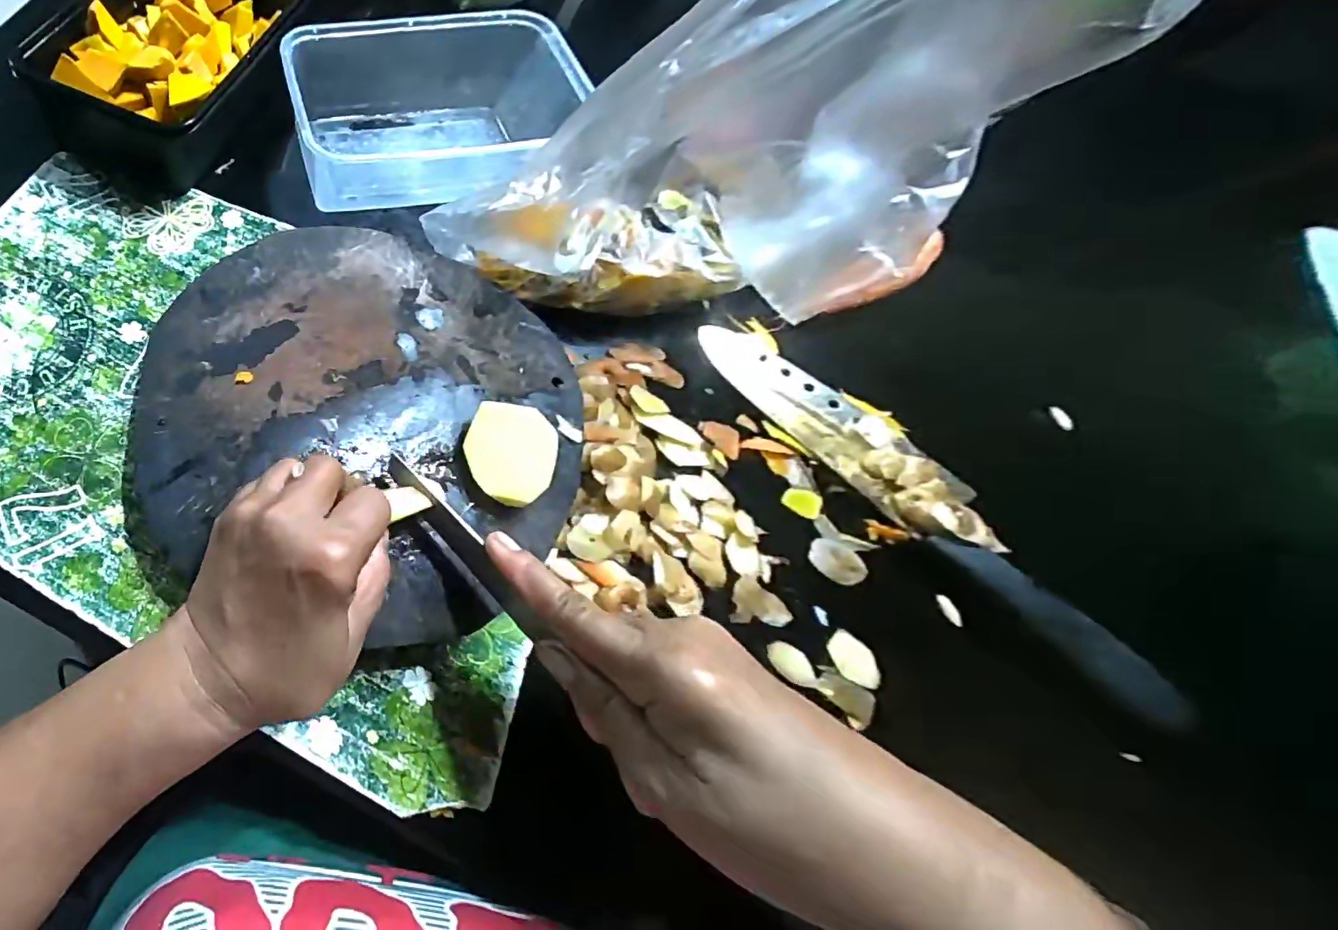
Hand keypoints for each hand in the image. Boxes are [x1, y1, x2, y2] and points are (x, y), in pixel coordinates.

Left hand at [171, 455, 391, 733]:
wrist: (210, 678)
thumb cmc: (290, 671)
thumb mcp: (354, 638)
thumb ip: (375, 576)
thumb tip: (376, 535)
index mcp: (330, 554)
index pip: (373, 499)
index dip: (375, 520)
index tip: (364, 543)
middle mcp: (291, 520)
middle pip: (332, 469)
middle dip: (341, 493)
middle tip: (334, 527)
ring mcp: (254, 512)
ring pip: (297, 466)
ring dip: (308, 489)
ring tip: (302, 524)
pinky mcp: (229, 513)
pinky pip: (267, 481)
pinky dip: (279, 495)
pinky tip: (275, 529)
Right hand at [486, 531, 1130, 929]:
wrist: (906, 859)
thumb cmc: (773, 828)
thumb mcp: (668, 786)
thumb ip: (604, 712)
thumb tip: (559, 653)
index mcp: (664, 661)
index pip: (574, 613)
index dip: (527, 580)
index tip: (490, 538)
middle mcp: (686, 636)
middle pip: (602, 645)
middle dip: (592, 694)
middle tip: (632, 773)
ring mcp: (714, 650)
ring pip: (632, 667)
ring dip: (628, 716)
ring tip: (670, 788)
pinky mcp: (731, 671)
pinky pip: (664, 678)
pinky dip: (656, 718)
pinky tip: (695, 776)